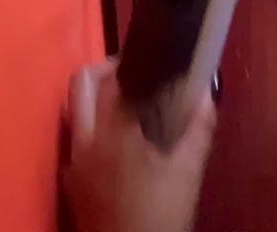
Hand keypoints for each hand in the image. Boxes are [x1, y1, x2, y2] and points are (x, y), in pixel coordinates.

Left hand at [64, 61, 216, 231]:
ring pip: (74, 111)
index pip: (114, 78)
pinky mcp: (70, 184)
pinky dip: (93, 126)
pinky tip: (120, 142)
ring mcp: (72, 164)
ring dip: (96, 97)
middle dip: (105, 70)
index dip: (134, 63)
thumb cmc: (160, 218)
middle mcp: (84, 142)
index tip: (154, 60)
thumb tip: (206, 90)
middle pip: (80, 84)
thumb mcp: (188, 172)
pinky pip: (75, 139)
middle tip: (134, 75)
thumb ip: (198, 126)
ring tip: (129, 105)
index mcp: (113, 133)